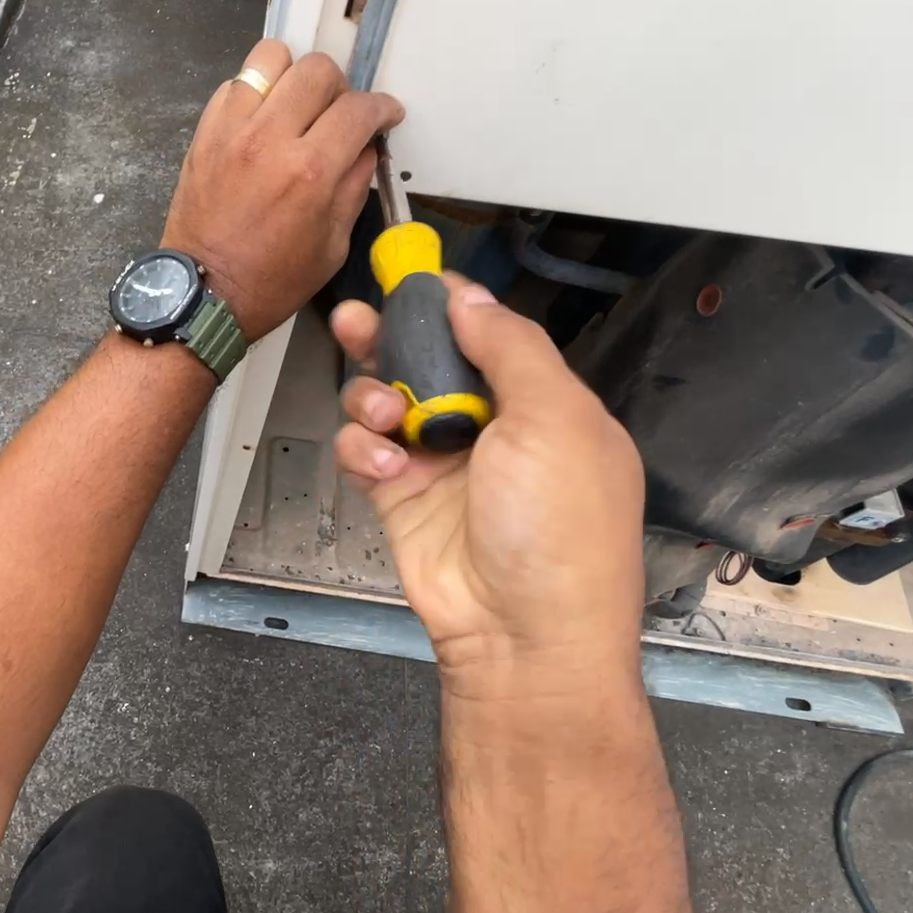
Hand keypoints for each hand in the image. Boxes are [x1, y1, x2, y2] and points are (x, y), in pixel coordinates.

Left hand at [162, 39, 403, 340]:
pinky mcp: (204, 136)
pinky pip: (233, 85)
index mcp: (310, 172)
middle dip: (340, 89)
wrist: (204, 297)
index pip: (359, 109)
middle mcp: (270, 140)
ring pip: (272, 58)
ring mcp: (231, 132)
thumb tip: (365, 149)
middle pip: (318, 70)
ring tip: (295, 108)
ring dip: (292, 77)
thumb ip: (353, 188)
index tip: (384, 116)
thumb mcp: (332, 248)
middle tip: (338, 117)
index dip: (382, 109)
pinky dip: (254, 93)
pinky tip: (260, 122)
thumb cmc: (269, 284)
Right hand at [330, 276, 646, 689]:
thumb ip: (510, 347)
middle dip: (388, 339)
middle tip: (354, 321)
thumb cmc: (557, 526)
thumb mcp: (554, 420)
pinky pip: (361, 449)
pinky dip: (361, 448)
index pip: (483, 334)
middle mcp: (485, 425)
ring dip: (373, 397)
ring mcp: (437, 461)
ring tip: (388, 417)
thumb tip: (468, 296)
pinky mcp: (396, 494)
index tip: (407, 281)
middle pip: (422, 361)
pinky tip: (383, 465)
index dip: (444, 306)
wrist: (519, 631)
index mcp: (537, 401)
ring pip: (382, 400)